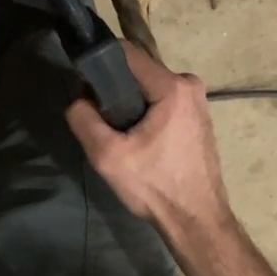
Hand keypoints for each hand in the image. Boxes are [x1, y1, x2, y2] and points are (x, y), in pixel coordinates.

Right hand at [66, 46, 236, 239]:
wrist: (197, 222)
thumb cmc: (156, 187)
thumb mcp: (107, 156)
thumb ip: (83, 119)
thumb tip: (78, 99)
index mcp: (173, 86)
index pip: (127, 53)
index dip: (100, 63)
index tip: (83, 83)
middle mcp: (190, 85)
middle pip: (138, 70)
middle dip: (114, 87)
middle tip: (99, 117)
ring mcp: (197, 101)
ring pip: (149, 87)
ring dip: (130, 102)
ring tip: (117, 132)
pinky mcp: (197, 117)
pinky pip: (162, 100)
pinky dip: (146, 112)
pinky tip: (138, 139)